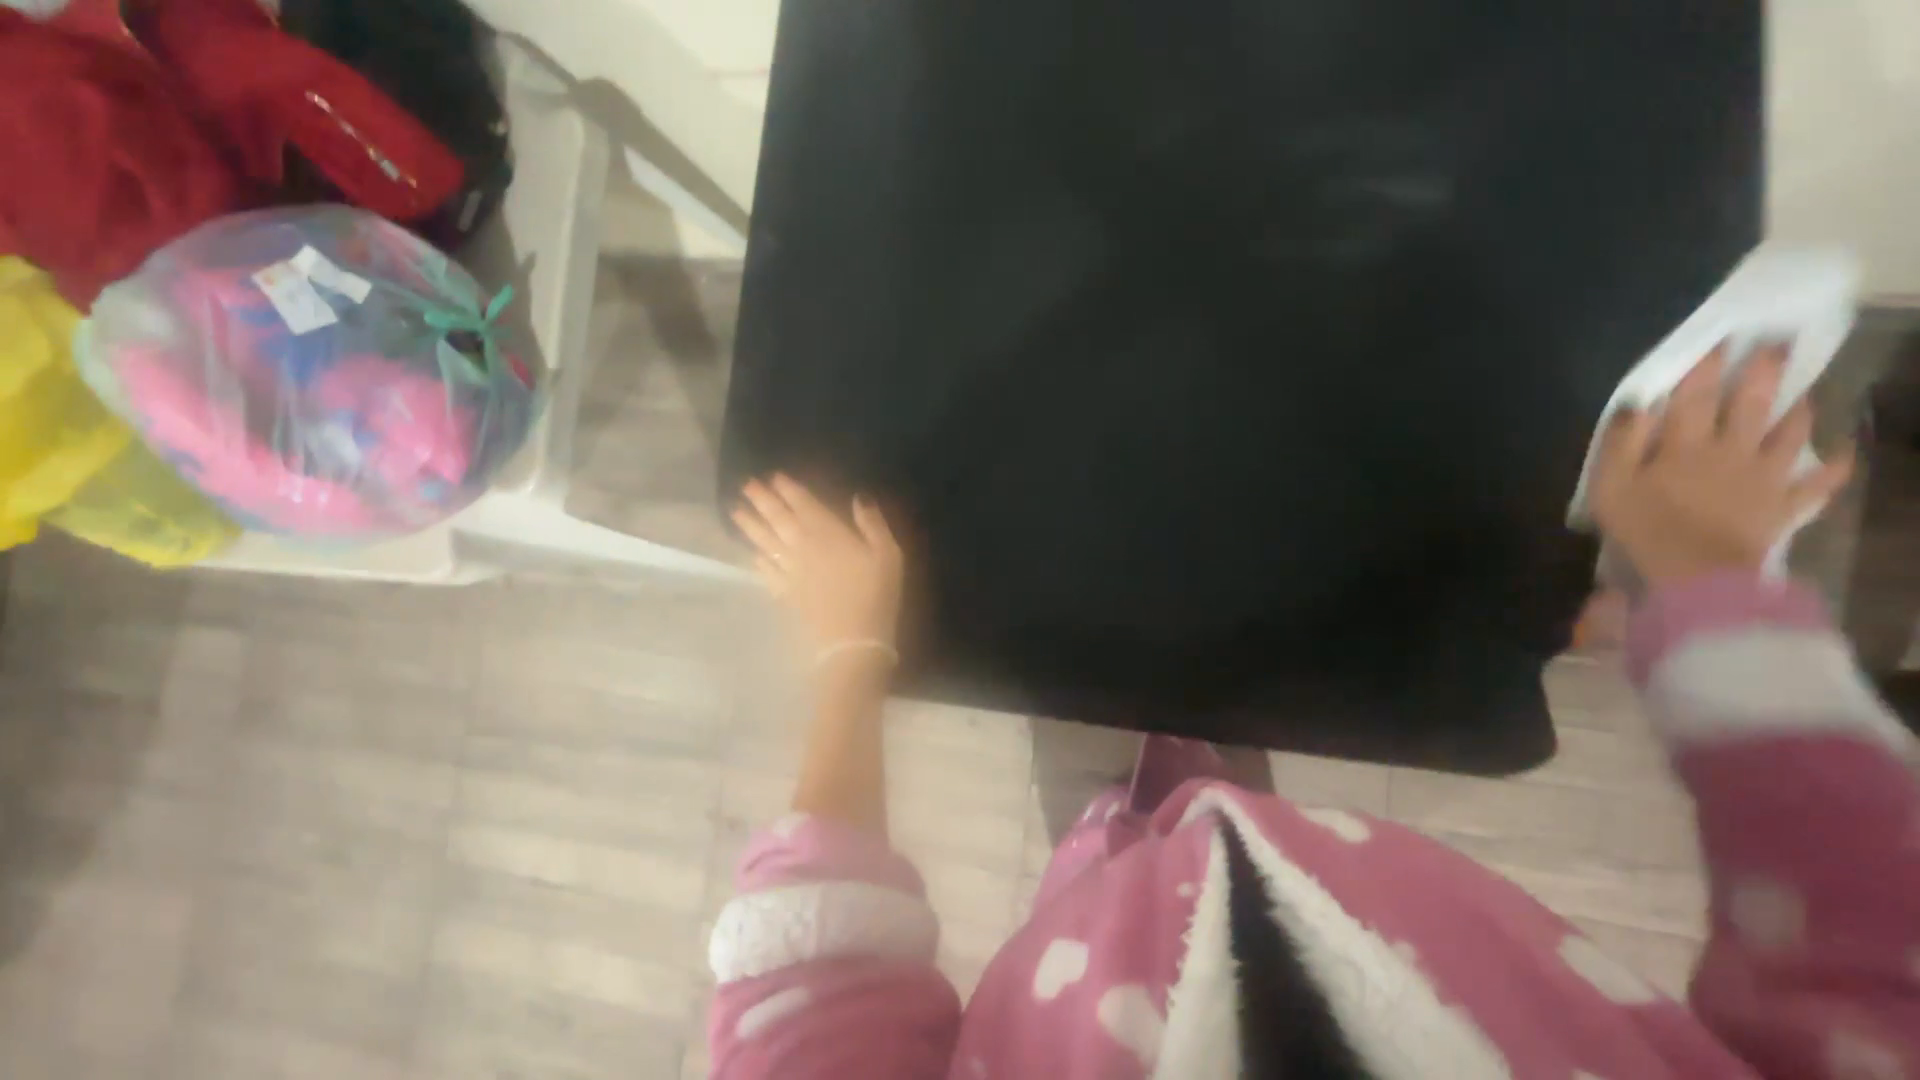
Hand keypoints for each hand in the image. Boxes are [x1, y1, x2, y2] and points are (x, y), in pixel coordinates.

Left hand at [733, 474, 905, 655]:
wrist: (852, 641)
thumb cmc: (875, 594)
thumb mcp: (888, 554)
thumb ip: (872, 523)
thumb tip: (860, 497)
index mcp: (829, 534)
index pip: (804, 506)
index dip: (788, 490)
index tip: (773, 476)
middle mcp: (804, 548)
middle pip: (779, 520)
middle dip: (762, 501)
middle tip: (746, 485)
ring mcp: (792, 572)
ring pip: (767, 543)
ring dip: (751, 526)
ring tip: (736, 511)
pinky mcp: (788, 594)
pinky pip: (769, 573)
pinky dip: (759, 561)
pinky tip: (753, 554)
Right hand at [1590, 341, 1854, 587]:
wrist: (1696, 572)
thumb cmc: (1643, 526)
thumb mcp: (1611, 485)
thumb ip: (1621, 443)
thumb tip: (1635, 404)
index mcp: (1685, 445)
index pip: (1694, 398)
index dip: (1705, 368)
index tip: (1719, 341)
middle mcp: (1730, 451)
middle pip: (1749, 406)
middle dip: (1763, 374)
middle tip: (1778, 346)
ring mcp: (1762, 478)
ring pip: (1787, 436)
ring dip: (1797, 413)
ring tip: (1805, 395)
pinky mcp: (1780, 506)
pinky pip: (1812, 487)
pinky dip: (1828, 472)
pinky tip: (1839, 460)